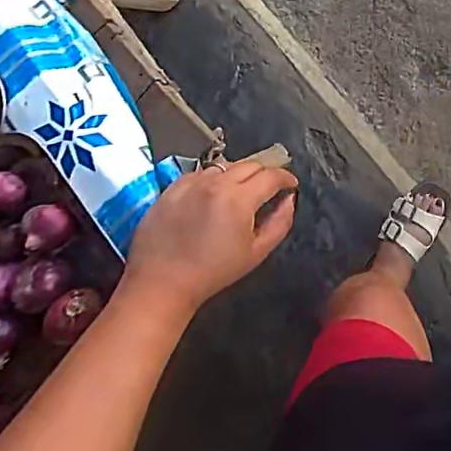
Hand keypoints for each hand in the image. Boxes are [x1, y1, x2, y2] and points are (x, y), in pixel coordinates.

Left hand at [118, 159, 298, 319]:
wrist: (161, 285)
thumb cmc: (212, 273)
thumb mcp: (257, 252)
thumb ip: (280, 222)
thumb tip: (289, 199)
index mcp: (238, 199)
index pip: (271, 175)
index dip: (286, 178)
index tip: (290, 185)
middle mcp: (214, 184)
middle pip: (250, 164)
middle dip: (265, 173)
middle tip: (268, 188)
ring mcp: (190, 184)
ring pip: (225, 166)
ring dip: (238, 175)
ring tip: (239, 193)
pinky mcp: (170, 189)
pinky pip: (199, 174)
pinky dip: (212, 179)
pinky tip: (211, 196)